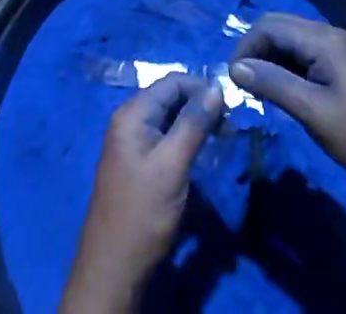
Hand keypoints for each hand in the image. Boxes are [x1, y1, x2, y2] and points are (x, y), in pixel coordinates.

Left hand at [61, 75, 223, 313]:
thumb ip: (193, 123)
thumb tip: (215, 88)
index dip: (201, 87)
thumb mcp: (172, 164)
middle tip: (230, 125)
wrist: (115, 263)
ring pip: (168, 118)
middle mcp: (128, 120)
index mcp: (131, 113)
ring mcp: (131, 141)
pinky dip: (185, 139)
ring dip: (195, 123)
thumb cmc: (144, 210)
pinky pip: (164, 137)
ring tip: (222, 138)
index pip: (171, 81)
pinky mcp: (138, 161)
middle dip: (200, 105)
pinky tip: (202, 153)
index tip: (231, 106)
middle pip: (169, 97)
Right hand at [229, 13, 345, 188]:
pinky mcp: (345, 66)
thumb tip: (234, 68)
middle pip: (278, 27)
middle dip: (255, 50)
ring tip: (261, 92)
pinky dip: (287, 67)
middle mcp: (330, 35)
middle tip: (245, 85)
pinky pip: (305, 54)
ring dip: (270, 60)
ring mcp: (340, 49)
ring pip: (291, 40)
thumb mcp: (313, 112)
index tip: (234, 81)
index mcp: (323, 39)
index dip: (245, 48)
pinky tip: (285, 93)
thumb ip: (273, 84)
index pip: (268, 26)